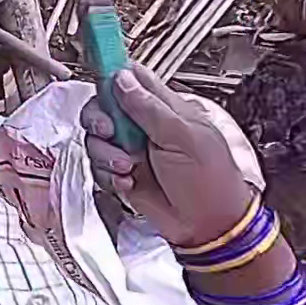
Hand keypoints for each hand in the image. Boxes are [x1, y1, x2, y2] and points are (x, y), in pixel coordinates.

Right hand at [91, 66, 256, 248]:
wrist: (209, 229)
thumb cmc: (209, 182)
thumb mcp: (183, 137)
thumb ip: (149, 107)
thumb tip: (121, 78)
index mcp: (164, 109)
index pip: (132, 78)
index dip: (113, 75)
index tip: (100, 82)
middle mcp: (143, 125)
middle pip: (103, 106)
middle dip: (98, 119)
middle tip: (108, 131)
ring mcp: (131, 148)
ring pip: (96, 137)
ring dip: (106, 153)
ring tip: (128, 167)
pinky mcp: (121, 171)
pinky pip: (97, 164)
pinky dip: (108, 173)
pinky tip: (127, 181)